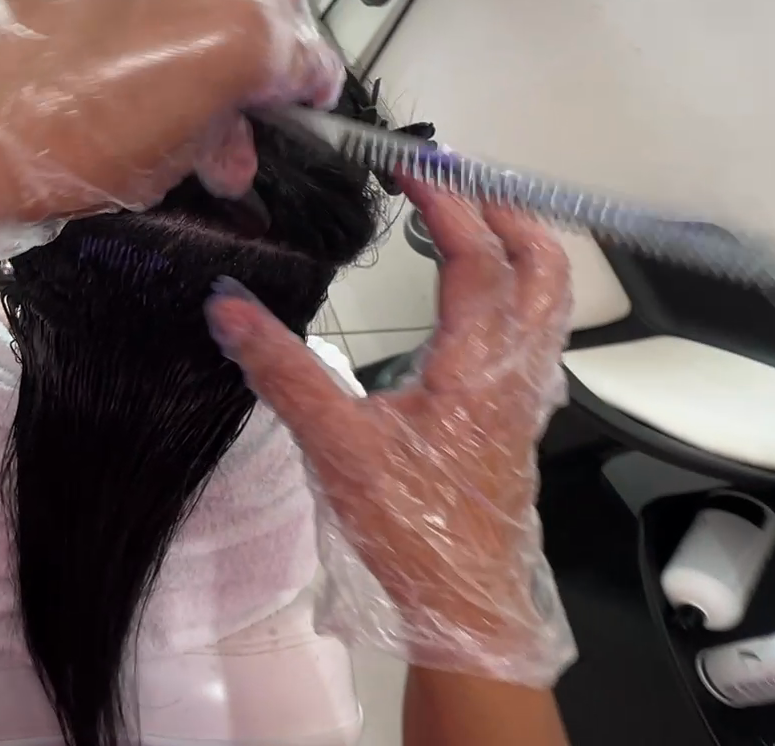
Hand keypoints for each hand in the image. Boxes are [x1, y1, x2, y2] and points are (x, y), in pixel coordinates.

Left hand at [0, 0, 343, 252]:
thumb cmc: (51, 159)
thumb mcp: (158, 171)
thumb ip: (214, 142)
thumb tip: (230, 138)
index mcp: (233, 34)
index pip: (305, 51)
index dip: (309, 86)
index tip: (300, 104)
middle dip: (272, 39)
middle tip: (245, 88)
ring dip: (217, 14)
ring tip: (183, 68)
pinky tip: (129, 40)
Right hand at [204, 178, 577, 686]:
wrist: (465, 608)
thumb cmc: (411, 527)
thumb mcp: (335, 444)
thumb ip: (280, 370)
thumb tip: (226, 304)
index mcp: (478, 368)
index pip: (478, 261)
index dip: (447, 204)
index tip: (408, 165)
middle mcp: (514, 372)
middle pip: (544, 271)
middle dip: (508, 211)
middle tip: (459, 177)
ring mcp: (521, 396)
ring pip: (547, 303)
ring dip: (519, 247)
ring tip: (472, 218)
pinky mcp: (510, 418)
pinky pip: (530, 332)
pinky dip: (512, 288)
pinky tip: (470, 299)